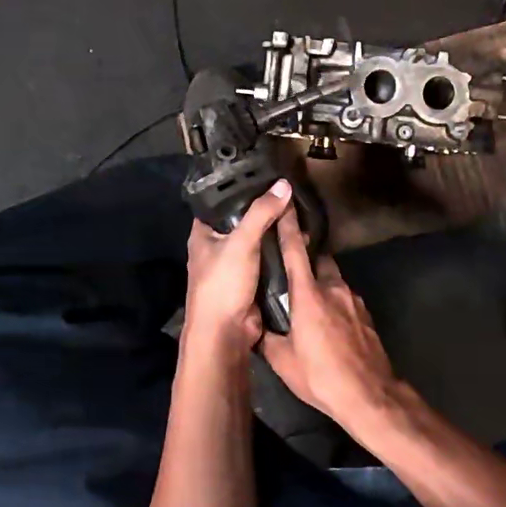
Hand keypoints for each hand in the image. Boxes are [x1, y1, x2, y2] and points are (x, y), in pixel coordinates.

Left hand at [184, 179, 293, 356]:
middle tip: (291, 191)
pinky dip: (282, 252)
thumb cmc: (223, 283)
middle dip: (265, 210)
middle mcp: (217, 247)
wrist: (226, 333)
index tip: (264, 173)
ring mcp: (236, 265)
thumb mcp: (242, 242)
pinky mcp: (253, 281)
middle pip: (244, 221)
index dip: (239, 187)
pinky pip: (270, 260)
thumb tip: (284, 184)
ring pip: (259, 241)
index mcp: (203, 234)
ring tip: (301, 211)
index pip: (219, 202)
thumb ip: (262, 213)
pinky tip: (301, 239)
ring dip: (277, 232)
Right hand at [259, 207, 410, 432]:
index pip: (295, 250)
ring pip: (334, 280)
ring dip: (321, 283)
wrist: (369, 394)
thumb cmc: (321, 377)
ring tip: (307, 301)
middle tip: (290, 268)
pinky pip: (345, 298)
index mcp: (309, 295)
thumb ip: (267, 337)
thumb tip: (255, 327)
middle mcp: (334, 289)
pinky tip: (328, 322)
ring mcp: (354, 300)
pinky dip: (334, 301)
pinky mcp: (366, 314)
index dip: (288, 224)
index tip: (285, 201)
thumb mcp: (283, 361)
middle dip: (306, 258)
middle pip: (319, 261)